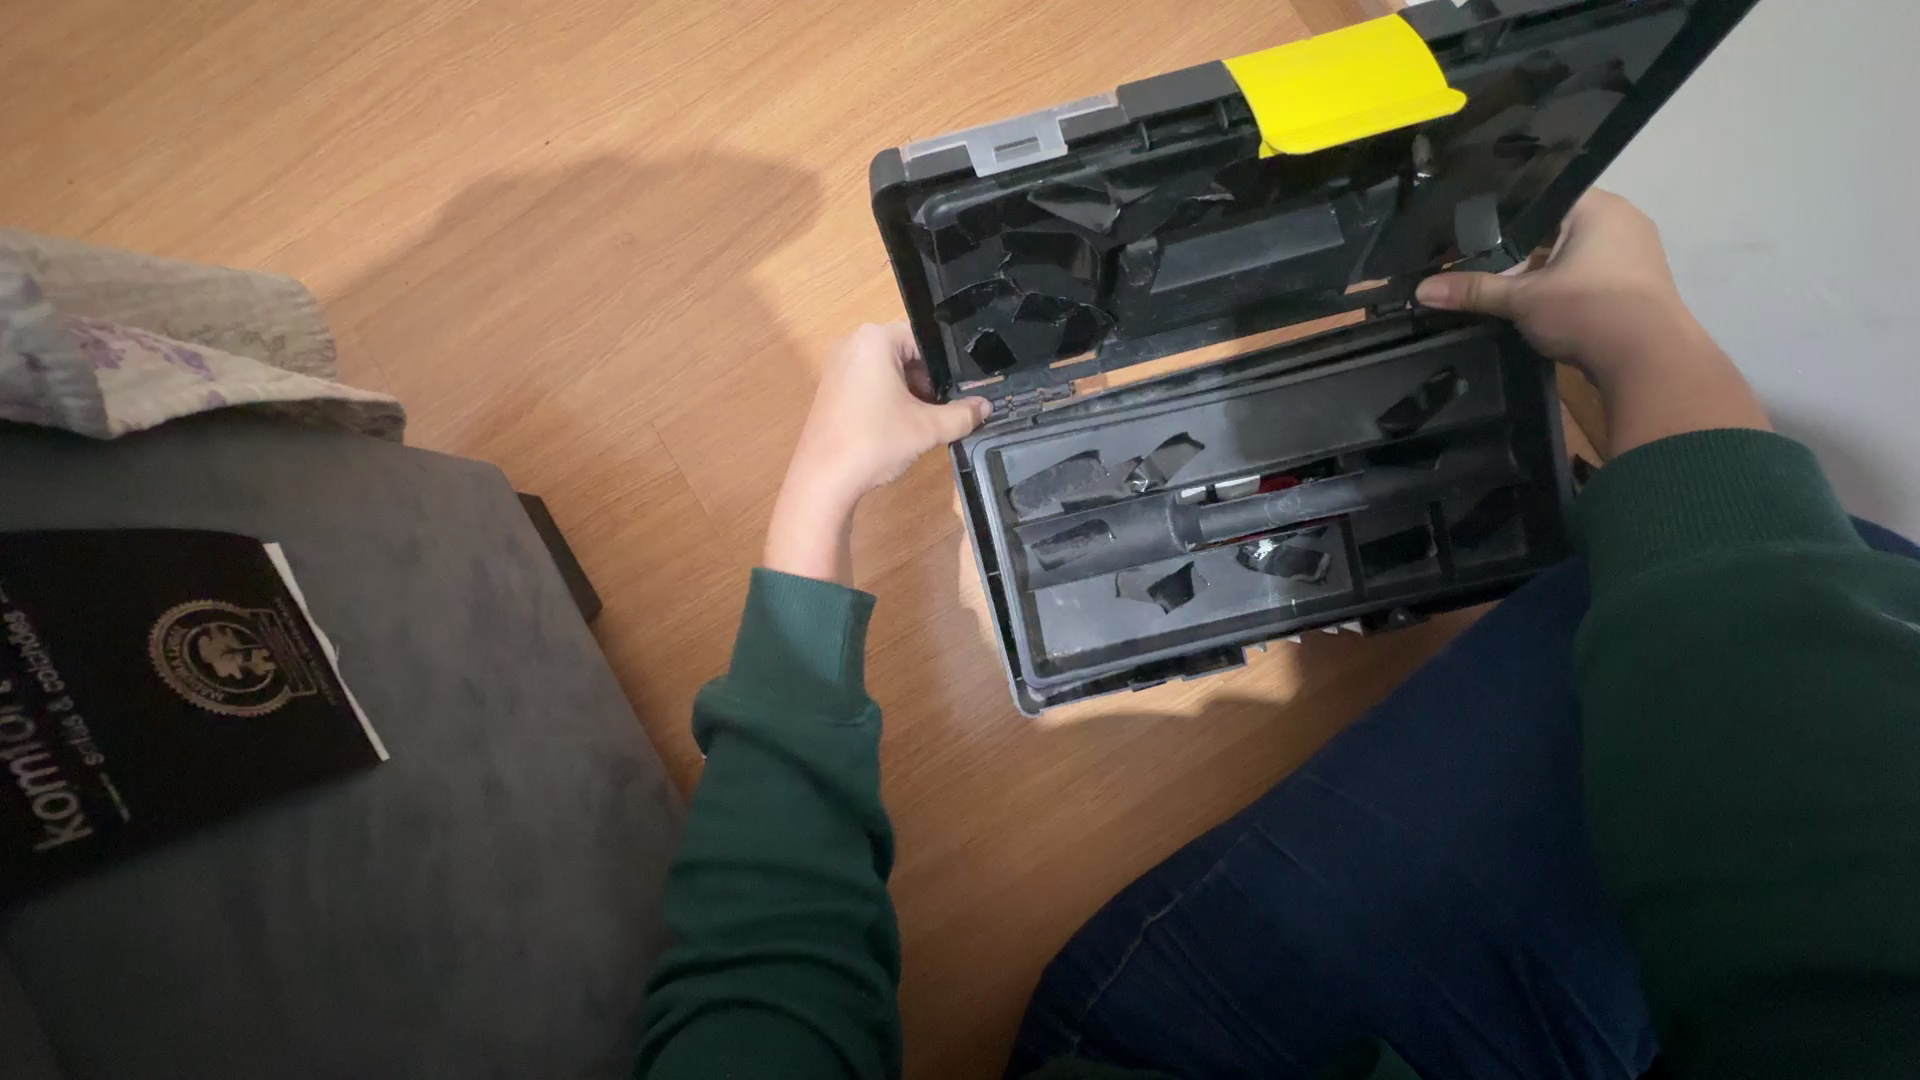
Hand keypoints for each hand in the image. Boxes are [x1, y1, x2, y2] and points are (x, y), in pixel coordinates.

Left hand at [764, 322, 990, 583]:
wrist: (824, 480)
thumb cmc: (875, 443)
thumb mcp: (928, 428)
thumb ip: (962, 414)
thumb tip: (985, 408)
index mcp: (875, 339)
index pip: (923, 338)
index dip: (946, 364)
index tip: (961, 389)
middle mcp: (852, 344)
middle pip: (905, 353)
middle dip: (928, 381)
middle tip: (946, 408)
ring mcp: (838, 367)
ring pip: (888, 371)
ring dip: (910, 393)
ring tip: (925, 422)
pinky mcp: (831, 390)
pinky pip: (870, 384)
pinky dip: (889, 401)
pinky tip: (899, 428)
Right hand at [1415, 189, 1768, 453]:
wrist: (1646, 357)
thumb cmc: (1588, 310)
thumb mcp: (1521, 299)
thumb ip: (1472, 290)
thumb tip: (1421, 290)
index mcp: (1599, 209)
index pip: (1542, 197)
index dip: (1503, 214)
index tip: (1469, 233)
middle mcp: (1621, 221)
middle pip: (1552, 227)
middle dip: (1515, 247)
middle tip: (1472, 260)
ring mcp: (1630, 252)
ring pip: (1567, 252)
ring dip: (1535, 269)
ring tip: (1495, 283)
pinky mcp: (1630, 282)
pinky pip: (1582, 272)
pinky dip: (1555, 284)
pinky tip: (1529, 301)